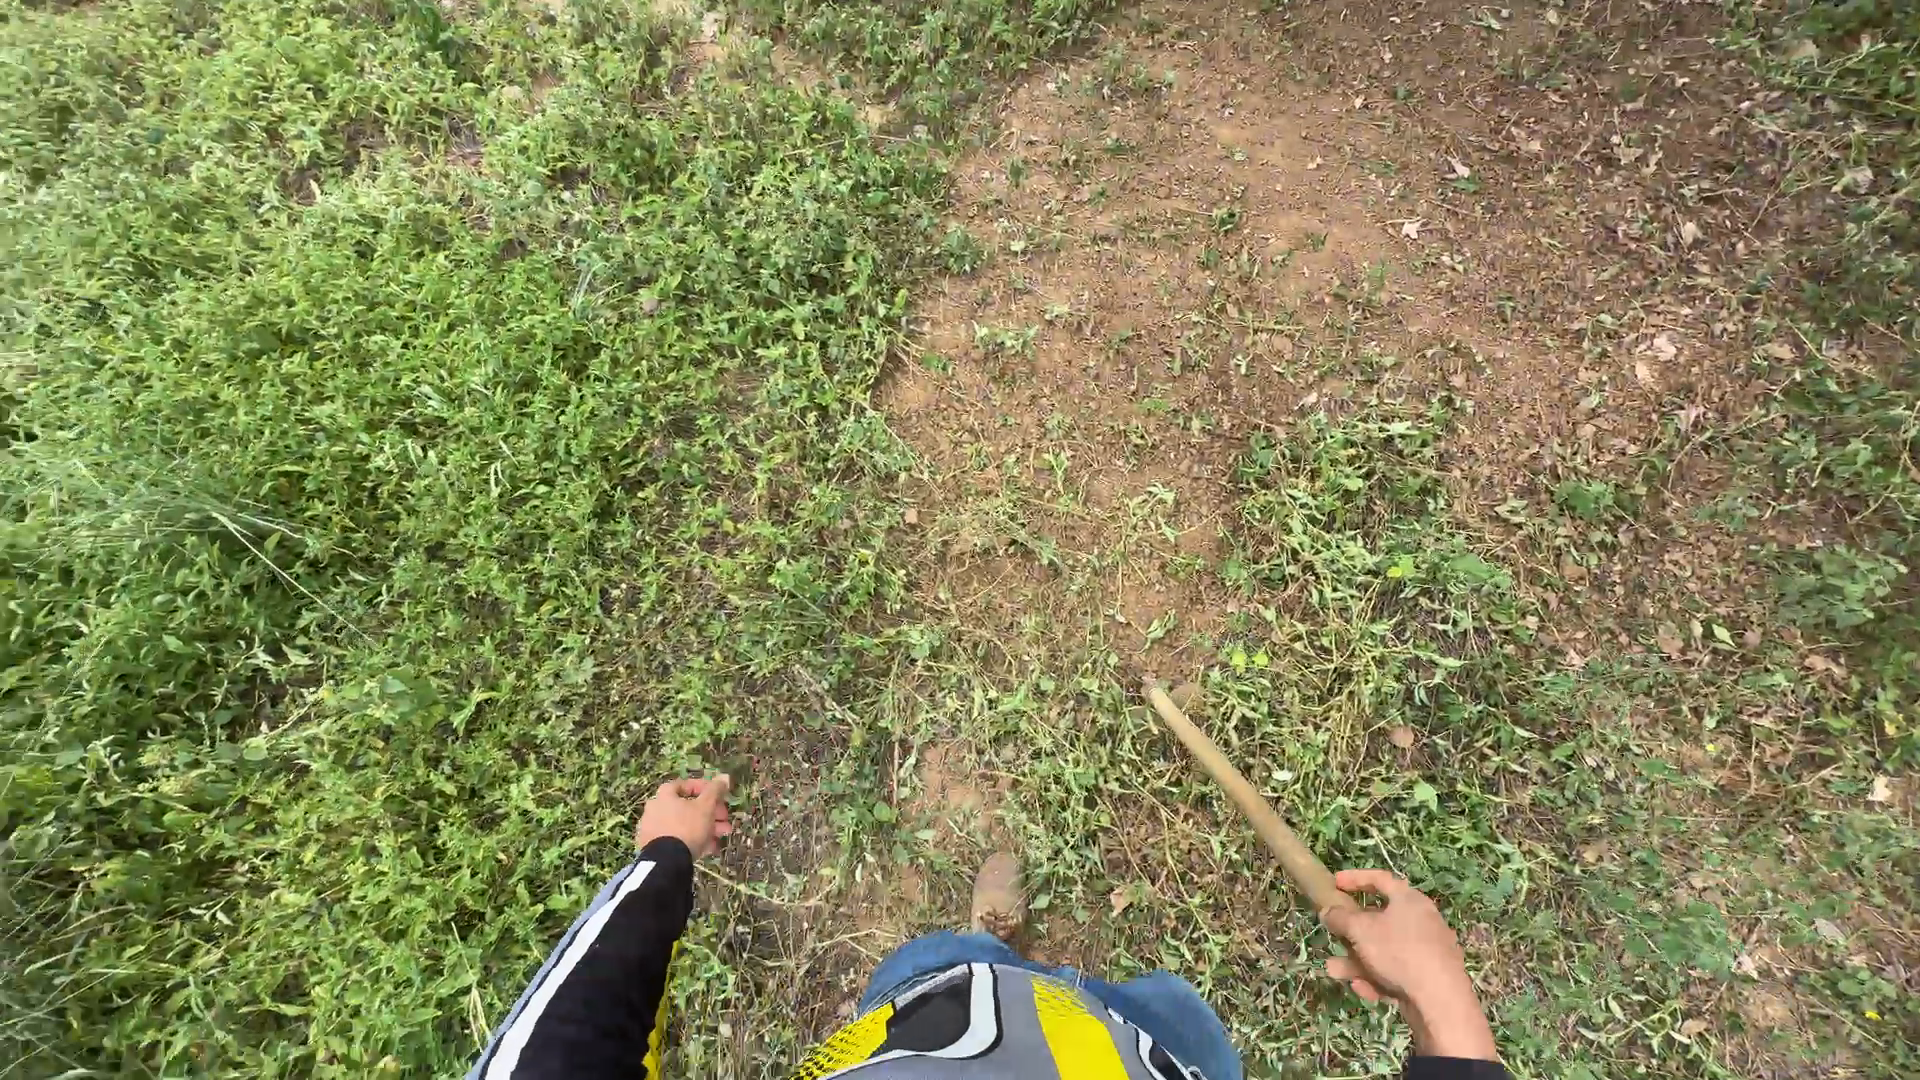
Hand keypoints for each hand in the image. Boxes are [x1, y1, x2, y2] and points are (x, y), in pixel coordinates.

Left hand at [634, 775, 732, 857]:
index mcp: (664, 795)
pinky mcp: (653, 848)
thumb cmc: (687, 827)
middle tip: (724, 819)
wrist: (666, 862)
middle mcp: (655, 809)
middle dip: (710, 812)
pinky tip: (709, 848)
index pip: (685, 784)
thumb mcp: (706, 806)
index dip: (705, 788)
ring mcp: (652, 830)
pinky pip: (677, 839)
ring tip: (721, 836)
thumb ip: (715, 790)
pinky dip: (693, 840)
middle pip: (687, 807)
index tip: (719, 795)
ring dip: (705, 827)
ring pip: (684, 824)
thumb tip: (725, 777)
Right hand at [1320, 869, 1497, 1060]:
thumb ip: (1339, 917)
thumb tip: (1327, 912)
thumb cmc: (1398, 952)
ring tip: (1335, 972)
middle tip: (1334, 934)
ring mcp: (1429, 951)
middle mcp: (1422, 921)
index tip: (1333, 883)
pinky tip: (1365, 990)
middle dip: (1351, 931)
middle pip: (1379, 919)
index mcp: (1410, 900)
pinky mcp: (1431, 977)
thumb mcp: (1359, 929)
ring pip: (1384, 949)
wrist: (1442, 1004)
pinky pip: (1398, 970)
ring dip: (1357, 959)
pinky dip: (1378, 977)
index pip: (1379, 879)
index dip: (1353, 878)